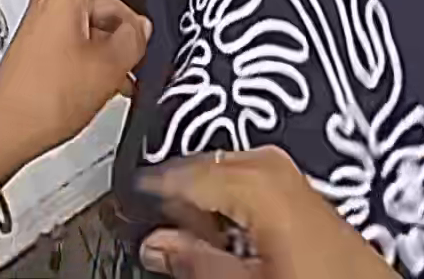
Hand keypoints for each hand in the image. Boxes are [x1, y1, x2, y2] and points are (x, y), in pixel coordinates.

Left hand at [0, 0, 149, 179]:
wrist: (8, 126)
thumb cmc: (44, 94)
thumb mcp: (108, 65)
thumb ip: (133, 38)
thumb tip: (141, 27)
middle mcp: (51, 2)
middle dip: (125, 22)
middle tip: (144, 46)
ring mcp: (43, 25)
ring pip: (90, 23)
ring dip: (112, 45)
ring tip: (131, 72)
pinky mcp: (40, 47)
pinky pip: (76, 40)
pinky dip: (96, 55)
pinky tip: (111, 83)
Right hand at [136, 147, 394, 277]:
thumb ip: (197, 262)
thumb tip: (154, 244)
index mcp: (252, 176)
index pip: (179, 173)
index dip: (149, 194)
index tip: (128, 208)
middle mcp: (266, 161)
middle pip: (199, 169)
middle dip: (180, 204)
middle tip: (170, 243)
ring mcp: (283, 171)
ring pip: (219, 176)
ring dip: (205, 209)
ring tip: (207, 250)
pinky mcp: (295, 186)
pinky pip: (244, 183)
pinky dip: (229, 208)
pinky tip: (233, 240)